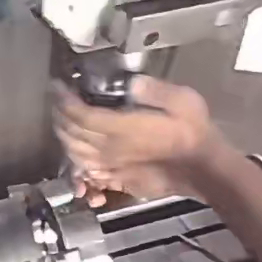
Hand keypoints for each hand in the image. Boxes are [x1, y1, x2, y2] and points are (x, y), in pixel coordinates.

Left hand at [53, 77, 221, 206]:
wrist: (204, 170)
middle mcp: (109, 150)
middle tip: (57, 101)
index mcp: (121, 129)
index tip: (58, 87)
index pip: (81, 115)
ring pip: (75, 153)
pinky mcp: (117, 179)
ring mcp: (111, 167)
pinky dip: (75, 159)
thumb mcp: (183, 101)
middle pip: (72, 133)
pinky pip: (87, 170)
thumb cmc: (194, 134)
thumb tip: (131, 82)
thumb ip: (154, 89)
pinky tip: (74, 151)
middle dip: (60, 115)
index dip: (65, 100)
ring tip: (62, 122)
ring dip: (64, 136)